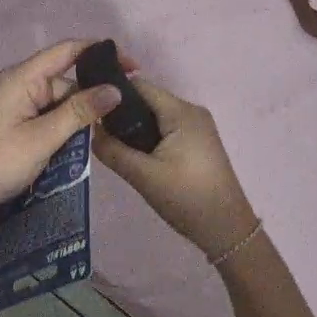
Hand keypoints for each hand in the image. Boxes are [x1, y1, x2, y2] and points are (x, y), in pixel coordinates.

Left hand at [0, 41, 123, 220]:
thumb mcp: (44, 137)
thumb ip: (80, 112)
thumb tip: (115, 89)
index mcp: (22, 78)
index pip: (67, 51)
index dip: (100, 53)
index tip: (132, 66)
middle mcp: (20, 83)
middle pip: (66, 79)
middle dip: (93, 94)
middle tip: (125, 113)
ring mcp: (17, 103)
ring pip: (60, 101)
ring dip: (80, 115)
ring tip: (110, 130)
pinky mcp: (17, 122)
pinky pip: (49, 115)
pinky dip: (66, 126)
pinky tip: (84, 141)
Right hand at [91, 77, 258, 256]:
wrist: (226, 229)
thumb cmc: (186, 198)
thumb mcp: (142, 176)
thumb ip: (112, 150)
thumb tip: (90, 131)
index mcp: (181, 112)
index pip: (139, 86)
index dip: (112, 93)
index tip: (90, 108)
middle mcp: (191, 111)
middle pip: (147, 99)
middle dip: (121, 113)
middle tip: (98, 133)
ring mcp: (197, 127)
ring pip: (155, 115)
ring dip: (134, 127)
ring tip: (112, 146)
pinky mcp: (198, 142)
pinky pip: (166, 128)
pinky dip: (148, 136)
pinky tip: (135, 155)